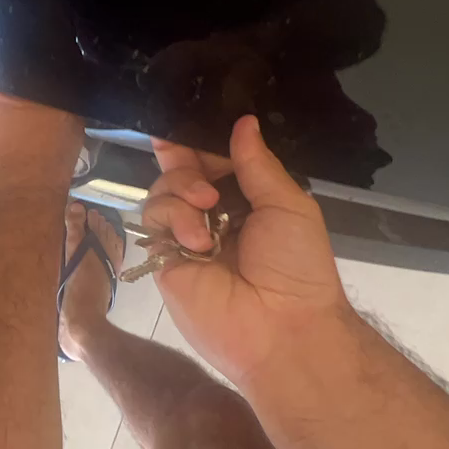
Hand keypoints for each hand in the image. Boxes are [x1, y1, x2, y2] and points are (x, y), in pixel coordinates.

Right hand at [144, 116, 353, 386]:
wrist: (282, 328)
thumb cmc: (296, 267)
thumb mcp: (289, 205)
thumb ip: (257, 163)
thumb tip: (244, 120)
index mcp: (243, 200)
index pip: (210, 161)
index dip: (196, 143)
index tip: (180, 125)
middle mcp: (209, 215)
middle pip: (178, 170)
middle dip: (185, 163)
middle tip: (205, 182)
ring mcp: (183, 236)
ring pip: (161, 190)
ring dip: (181, 190)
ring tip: (207, 210)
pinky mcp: (163, 256)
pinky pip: (152, 219)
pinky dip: (173, 218)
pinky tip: (197, 239)